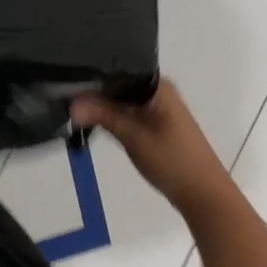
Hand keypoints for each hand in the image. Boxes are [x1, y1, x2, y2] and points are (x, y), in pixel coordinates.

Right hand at [72, 79, 234, 216]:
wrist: (205, 197)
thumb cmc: (173, 162)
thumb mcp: (135, 137)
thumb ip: (103, 116)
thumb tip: (70, 103)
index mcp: (157, 85)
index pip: (118, 69)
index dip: (92, 74)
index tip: (65, 78)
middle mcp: (158, 91)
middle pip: (118, 84)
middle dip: (93, 90)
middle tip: (61, 93)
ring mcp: (157, 108)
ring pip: (121, 100)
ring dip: (101, 105)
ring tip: (69, 104)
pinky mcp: (155, 125)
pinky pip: (128, 112)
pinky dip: (112, 116)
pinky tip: (91, 119)